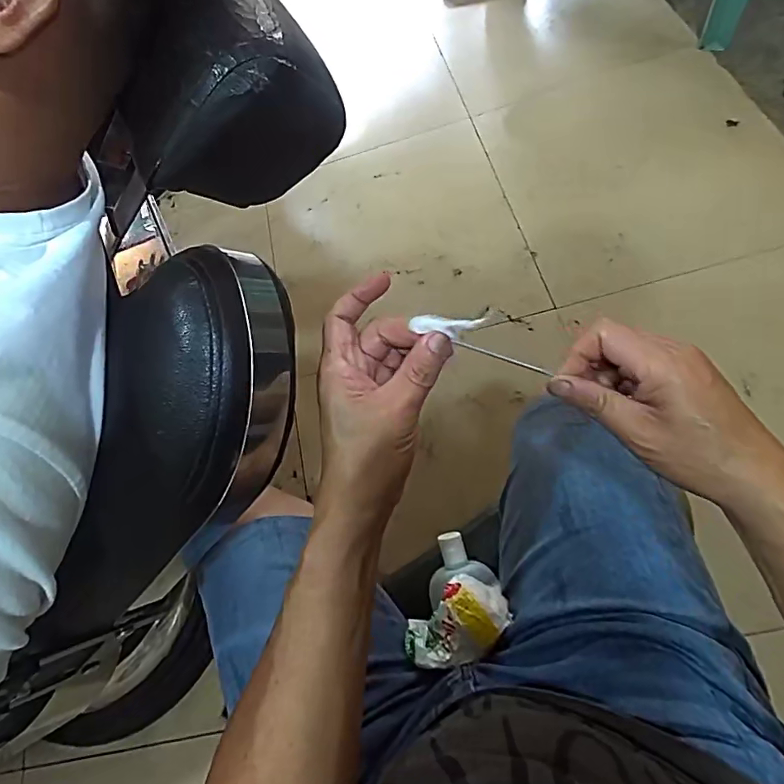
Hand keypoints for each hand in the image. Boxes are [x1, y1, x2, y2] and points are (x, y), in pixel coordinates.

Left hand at [315, 273, 453, 529]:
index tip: (386, 280)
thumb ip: (421, 370)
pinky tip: (436, 368)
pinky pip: (401, 374)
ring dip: (417, 350)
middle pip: (378, 334)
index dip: (361, 295)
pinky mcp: (381, 405)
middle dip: (407, 331)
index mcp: (340, 368)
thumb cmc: (365, 459)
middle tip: (438, 339)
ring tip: (443, 353)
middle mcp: (350, 373)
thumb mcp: (397, 408)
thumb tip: (441, 337)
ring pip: (393, 354)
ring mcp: (366, 390)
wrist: (361, 503)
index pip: (343, 318)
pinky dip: (418, 367)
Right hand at [548, 319, 783, 504]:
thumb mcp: (637, 432)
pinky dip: (631, 378)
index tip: (569, 390)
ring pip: (630, 349)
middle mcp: (674, 348)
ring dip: (611, 374)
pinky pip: (649, 360)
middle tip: (592, 405)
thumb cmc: (696, 456)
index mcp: (660, 359)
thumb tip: (557, 383)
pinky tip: (637, 409)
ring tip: (617, 411)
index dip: (577, 356)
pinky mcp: (692, 369)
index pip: (602, 332)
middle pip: (615, 337)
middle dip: (593, 366)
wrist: (754, 473)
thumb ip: (594, 401)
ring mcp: (686, 357)